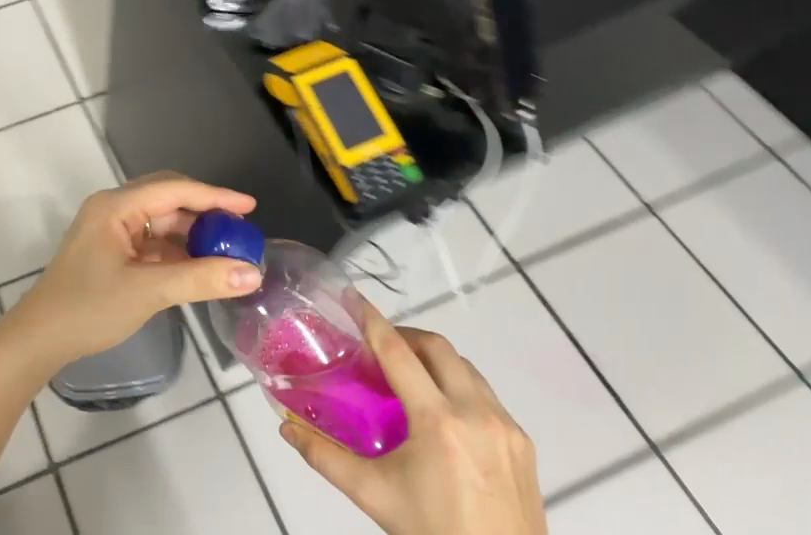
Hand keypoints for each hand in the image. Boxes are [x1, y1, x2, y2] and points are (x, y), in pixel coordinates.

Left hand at [1, 174, 263, 370]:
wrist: (41, 338)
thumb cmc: (89, 308)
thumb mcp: (148, 291)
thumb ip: (200, 279)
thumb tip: (252, 272)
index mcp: (115, 206)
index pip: (173, 189)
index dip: (214, 196)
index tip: (251, 206)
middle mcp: (113, 209)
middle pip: (167, 199)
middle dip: (205, 212)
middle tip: (242, 230)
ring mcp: (111, 231)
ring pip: (162, 222)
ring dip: (193, 234)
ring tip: (229, 251)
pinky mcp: (112, 252)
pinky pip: (153, 242)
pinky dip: (178, 251)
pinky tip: (201, 267)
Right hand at [280, 307, 546, 534]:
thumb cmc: (434, 532)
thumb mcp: (373, 497)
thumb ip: (325, 458)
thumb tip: (287, 428)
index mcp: (438, 422)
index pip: (398, 353)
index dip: (372, 321)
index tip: (353, 299)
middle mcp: (476, 413)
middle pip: (437, 347)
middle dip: (405, 336)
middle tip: (376, 346)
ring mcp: (506, 426)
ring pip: (466, 368)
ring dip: (434, 360)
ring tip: (408, 377)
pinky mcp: (523, 442)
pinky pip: (486, 395)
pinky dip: (459, 386)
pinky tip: (442, 413)